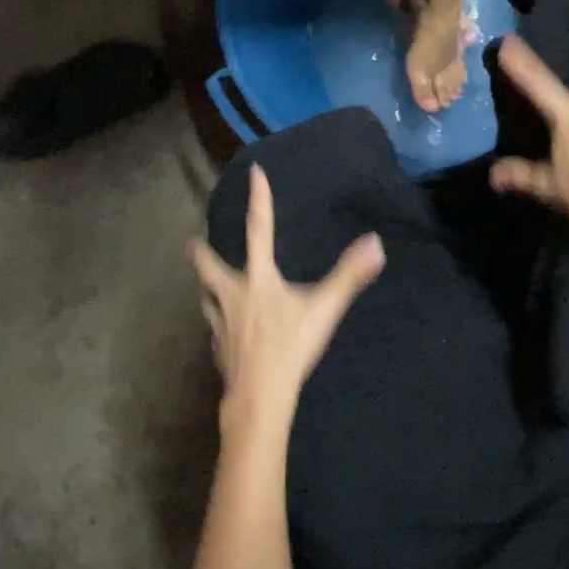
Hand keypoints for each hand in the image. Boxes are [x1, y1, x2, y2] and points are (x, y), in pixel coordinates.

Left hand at [189, 166, 385, 434]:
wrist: (258, 395)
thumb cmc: (291, 347)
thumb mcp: (325, 308)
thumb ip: (349, 275)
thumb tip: (376, 243)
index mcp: (258, 279)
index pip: (260, 230)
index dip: (259, 199)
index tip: (254, 173)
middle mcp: (232, 295)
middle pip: (209, 268)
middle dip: (201, 254)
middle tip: (192, 244)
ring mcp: (221, 325)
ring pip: (206, 300)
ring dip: (206, 289)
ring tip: (207, 286)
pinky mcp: (220, 351)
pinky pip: (215, 331)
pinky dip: (218, 324)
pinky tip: (224, 331)